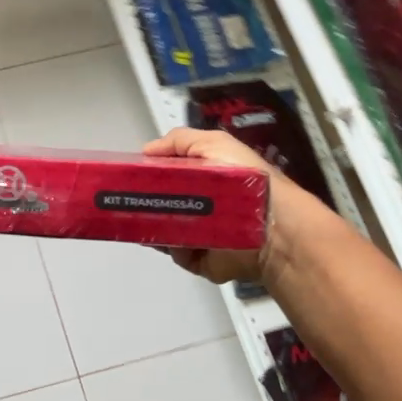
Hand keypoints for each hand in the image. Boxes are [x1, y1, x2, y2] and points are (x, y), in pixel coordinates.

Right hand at [141, 127, 319, 287]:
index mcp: (205, 179)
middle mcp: (201, 206)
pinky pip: (174, 252)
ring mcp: (200, 235)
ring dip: (151, 224)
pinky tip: (173, 238)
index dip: (149, 172)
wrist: (272, 230)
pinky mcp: (201, 260)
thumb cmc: (245, 181)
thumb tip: (147, 150)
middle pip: (159, 202)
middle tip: (129, 197)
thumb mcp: (215, 144)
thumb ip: (181, 140)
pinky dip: (171, 247)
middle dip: (143, 200)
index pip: (168, 174)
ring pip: (162, 229)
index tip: (130, 172)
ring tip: (144, 217)